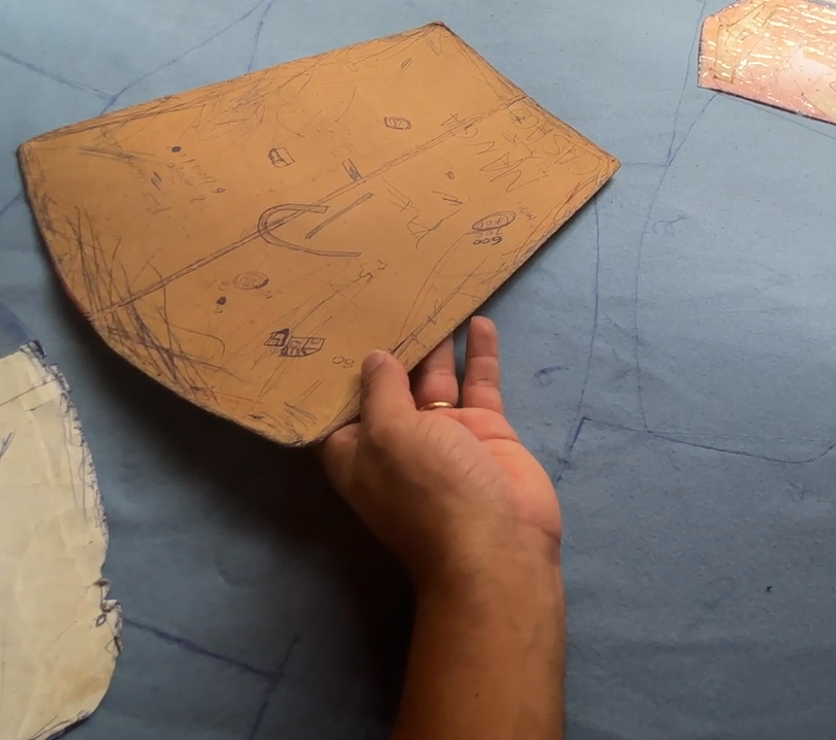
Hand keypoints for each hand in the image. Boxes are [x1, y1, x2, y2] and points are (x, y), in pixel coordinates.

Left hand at [320, 318, 561, 582]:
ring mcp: (447, 433)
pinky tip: (479, 321)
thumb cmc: (430, 490)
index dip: (340, 371)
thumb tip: (374, 358)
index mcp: (361, 451)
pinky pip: (480, 382)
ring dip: (439, 344)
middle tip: (391, 296)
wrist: (499, 539)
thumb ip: (381, 392)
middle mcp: (401, 439)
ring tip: (436, 298)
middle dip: (393, 346)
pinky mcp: (487, 428)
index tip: (336, 329)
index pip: (342, 405)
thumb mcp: (389, 437)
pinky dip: (480, 354)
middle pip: (393, 384)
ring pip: (439, 378)